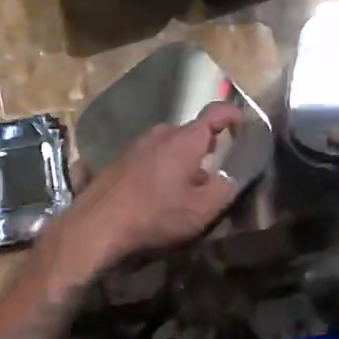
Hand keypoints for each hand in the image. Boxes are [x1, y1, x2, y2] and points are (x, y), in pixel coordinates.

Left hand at [51, 102, 244, 273]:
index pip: (214, 114)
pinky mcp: (119, 158)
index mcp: (185, 140)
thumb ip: (223, 190)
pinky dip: (160, 166)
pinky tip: (156, 192)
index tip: (241, 121)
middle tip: (212, 171)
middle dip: (204, 147)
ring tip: (183, 187)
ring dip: (180, 159)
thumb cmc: (155, 215)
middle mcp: (160, 133)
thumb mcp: (201, 210)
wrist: (96, 225)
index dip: (231, 115)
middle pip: (190, 133)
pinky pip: (150, 155)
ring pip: (168, 145)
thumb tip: (229, 178)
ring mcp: (136, 144)